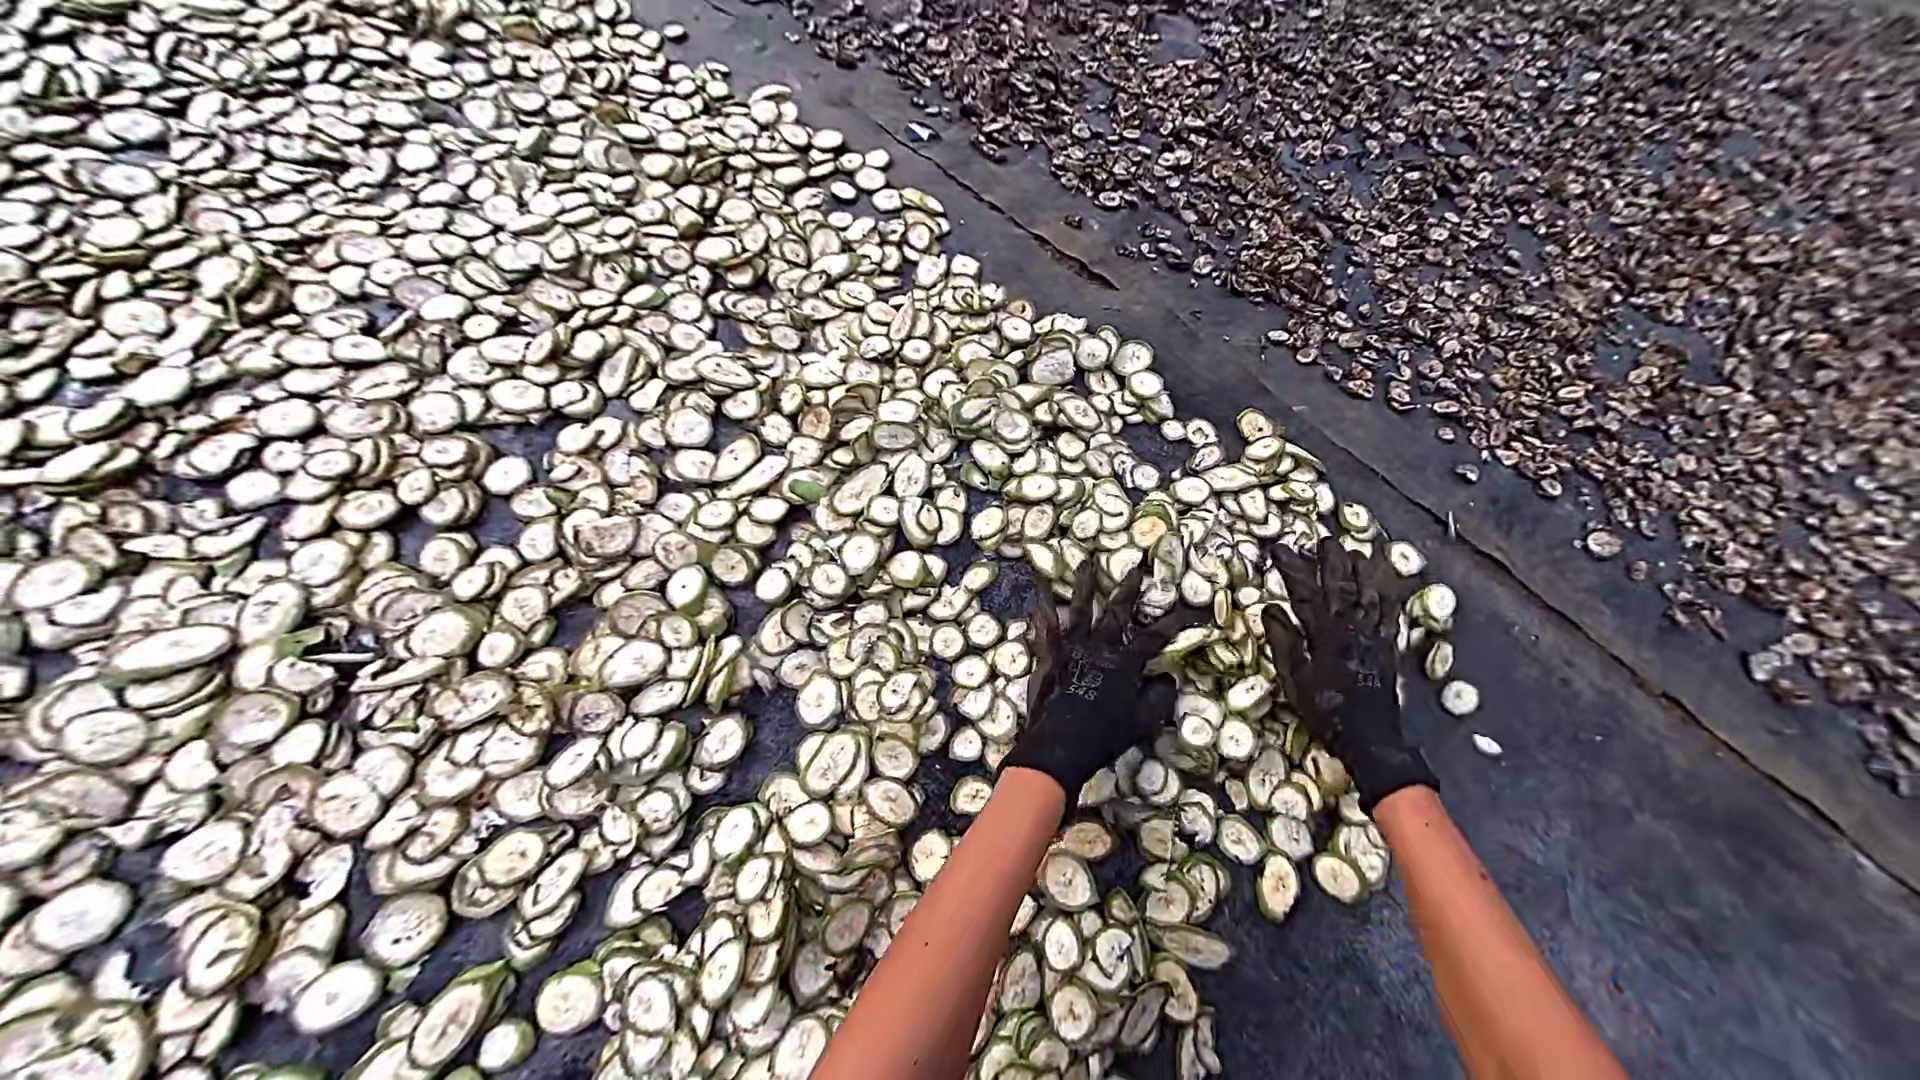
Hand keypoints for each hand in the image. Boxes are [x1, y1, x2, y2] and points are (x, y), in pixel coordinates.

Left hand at [1005, 561, 1205, 812]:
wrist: (1059, 744)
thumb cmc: (1104, 736)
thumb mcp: (1142, 722)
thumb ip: (1159, 697)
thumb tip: (1167, 678)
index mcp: (1124, 663)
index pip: (1155, 636)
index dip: (1175, 622)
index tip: (1191, 611)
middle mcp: (1098, 647)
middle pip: (1116, 611)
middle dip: (1128, 589)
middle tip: (1136, 570)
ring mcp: (1070, 647)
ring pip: (1079, 608)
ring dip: (1084, 585)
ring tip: (1085, 563)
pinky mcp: (1049, 655)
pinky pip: (1044, 627)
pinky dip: (1042, 610)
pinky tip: (1038, 594)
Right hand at [1261, 537, 1437, 810]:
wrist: (1370, 737)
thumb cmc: (1324, 710)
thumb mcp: (1292, 678)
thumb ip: (1284, 641)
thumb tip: (1271, 608)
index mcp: (1323, 633)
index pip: (1304, 590)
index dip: (1292, 567)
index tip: (1280, 548)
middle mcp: (1350, 628)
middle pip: (1340, 585)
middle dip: (1330, 560)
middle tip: (1322, 540)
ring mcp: (1373, 636)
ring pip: (1368, 594)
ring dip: (1360, 571)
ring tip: (1353, 552)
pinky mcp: (1388, 647)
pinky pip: (1390, 614)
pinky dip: (1387, 596)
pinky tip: (1385, 587)